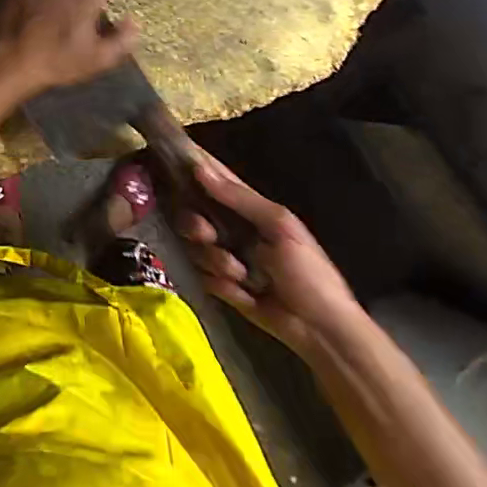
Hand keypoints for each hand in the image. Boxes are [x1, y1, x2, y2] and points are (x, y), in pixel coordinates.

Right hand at [177, 148, 364, 355]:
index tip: (165, 155)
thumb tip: (198, 168)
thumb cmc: (309, 273)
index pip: (214, 177)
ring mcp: (223, 255)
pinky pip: (200, 273)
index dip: (192, 164)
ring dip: (214, 260)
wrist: (321, 331)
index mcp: (248, 208)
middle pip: (190, 212)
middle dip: (195, 224)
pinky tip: (240, 291)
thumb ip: (239, 198)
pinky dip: (218, 282)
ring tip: (240, 275)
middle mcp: (230, 227)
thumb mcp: (280, 227)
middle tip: (206, 235)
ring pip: (193, 245)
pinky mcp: (219, 284)